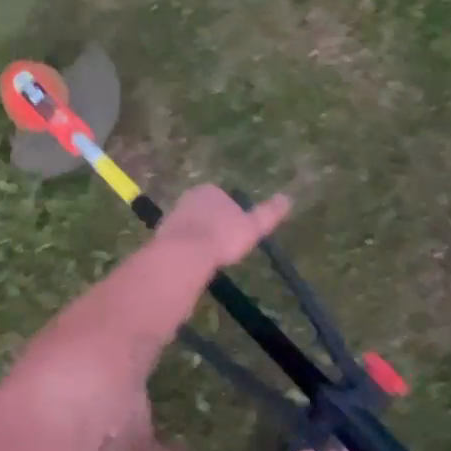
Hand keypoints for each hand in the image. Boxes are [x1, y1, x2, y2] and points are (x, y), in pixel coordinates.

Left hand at [154, 185, 290, 270]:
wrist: (185, 252)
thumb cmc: (223, 236)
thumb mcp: (252, 226)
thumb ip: (269, 213)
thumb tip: (288, 199)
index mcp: (209, 190)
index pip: (223, 198)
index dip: (232, 216)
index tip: (236, 233)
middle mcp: (188, 197)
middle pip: (205, 210)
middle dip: (213, 224)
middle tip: (223, 246)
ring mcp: (173, 214)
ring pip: (191, 223)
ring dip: (199, 236)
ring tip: (210, 256)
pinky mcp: (162, 232)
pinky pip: (179, 238)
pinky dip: (186, 246)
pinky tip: (193, 260)